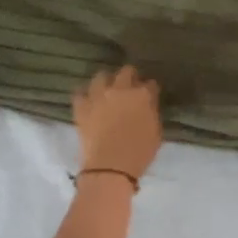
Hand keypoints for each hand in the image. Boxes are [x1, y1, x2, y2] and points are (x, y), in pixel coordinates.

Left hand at [72, 66, 161, 181]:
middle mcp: (120, 89)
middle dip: (131, 77)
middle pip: (126, 72)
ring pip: (101, 76)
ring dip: (107, 81)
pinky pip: (81, 93)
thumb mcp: (156, 132)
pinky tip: (89, 101)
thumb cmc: (139, 152)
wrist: (110, 166)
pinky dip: (86, 95)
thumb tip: (148, 104)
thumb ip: (152, 112)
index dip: (150, 89)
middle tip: (131, 87)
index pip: (150, 84)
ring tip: (108, 90)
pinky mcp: (82, 106)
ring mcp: (98, 96)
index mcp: (142, 95)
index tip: (151, 94)